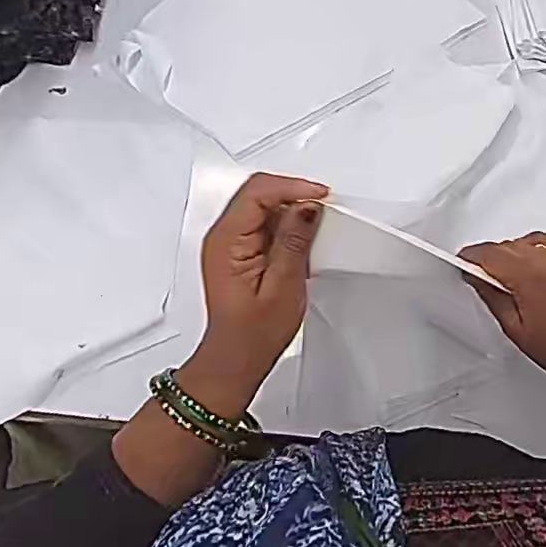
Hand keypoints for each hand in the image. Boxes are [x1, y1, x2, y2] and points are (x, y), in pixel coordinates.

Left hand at [114, 172, 326, 507]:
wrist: (236, 359)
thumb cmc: (252, 334)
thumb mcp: (283, 286)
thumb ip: (294, 241)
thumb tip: (307, 207)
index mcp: (226, 241)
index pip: (258, 192)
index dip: (292, 187)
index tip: (320, 195)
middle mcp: (223, 237)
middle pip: (258, 193)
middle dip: (293, 195)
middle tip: (322, 208)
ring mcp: (230, 243)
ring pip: (264, 207)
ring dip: (292, 212)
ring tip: (314, 232)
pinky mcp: (241, 251)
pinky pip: (265, 224)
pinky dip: (287, 227)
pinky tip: (301, 245)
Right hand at [460, 233, 545, 445]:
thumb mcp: (516, 329)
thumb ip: (492, 297)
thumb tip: (477, 278)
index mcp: (531, 277)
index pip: (490, 254)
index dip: (471, 257)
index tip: (463, 262)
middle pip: (507, 245)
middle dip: (490, 257)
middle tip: (481, 275)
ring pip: (528, 240)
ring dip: (512, 251)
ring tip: (507, 274)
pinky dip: (536, 246)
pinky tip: (532, 262)